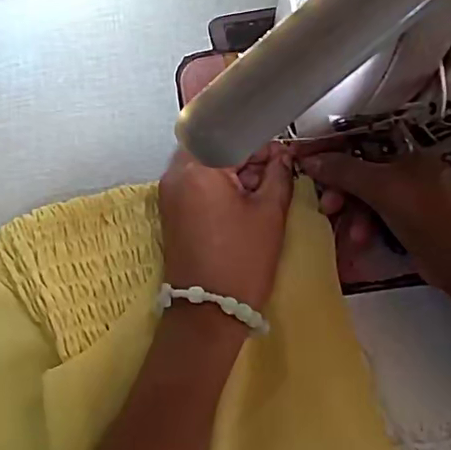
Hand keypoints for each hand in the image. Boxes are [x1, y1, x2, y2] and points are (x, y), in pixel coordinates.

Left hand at [158, 144, 293, 314]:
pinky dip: (217, 185)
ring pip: (203, 164)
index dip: (262, 143)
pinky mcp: (171, 212)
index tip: (282, 156)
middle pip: (213, 146)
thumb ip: (278, 176)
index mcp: (198, 169)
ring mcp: (169, 194)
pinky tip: (241, 201)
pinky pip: (195, 184)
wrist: (208, 312)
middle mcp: (175, 175)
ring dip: (231, 169)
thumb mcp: (269, 214)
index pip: (232, 136)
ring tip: (259, 189)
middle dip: (244, 154)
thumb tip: (281, 158)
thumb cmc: (241, 263)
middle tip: (272, 171)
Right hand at [298, 150, 450, 293]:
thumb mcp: (386, 188)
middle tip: (327, 203)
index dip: (332, 148)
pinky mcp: (417, 221)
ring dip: (353, 211)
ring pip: (370, 195)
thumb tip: (313, 161)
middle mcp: (418, 165)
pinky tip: (363, 238)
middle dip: (341, 187)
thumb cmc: (440, 218)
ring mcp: (418, 193)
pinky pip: (380, 215)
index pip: (364, 136)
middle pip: (364, 167)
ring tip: (353, 230)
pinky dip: (368, 225)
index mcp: (417, 145)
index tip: (304, 159)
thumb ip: (345, 171)